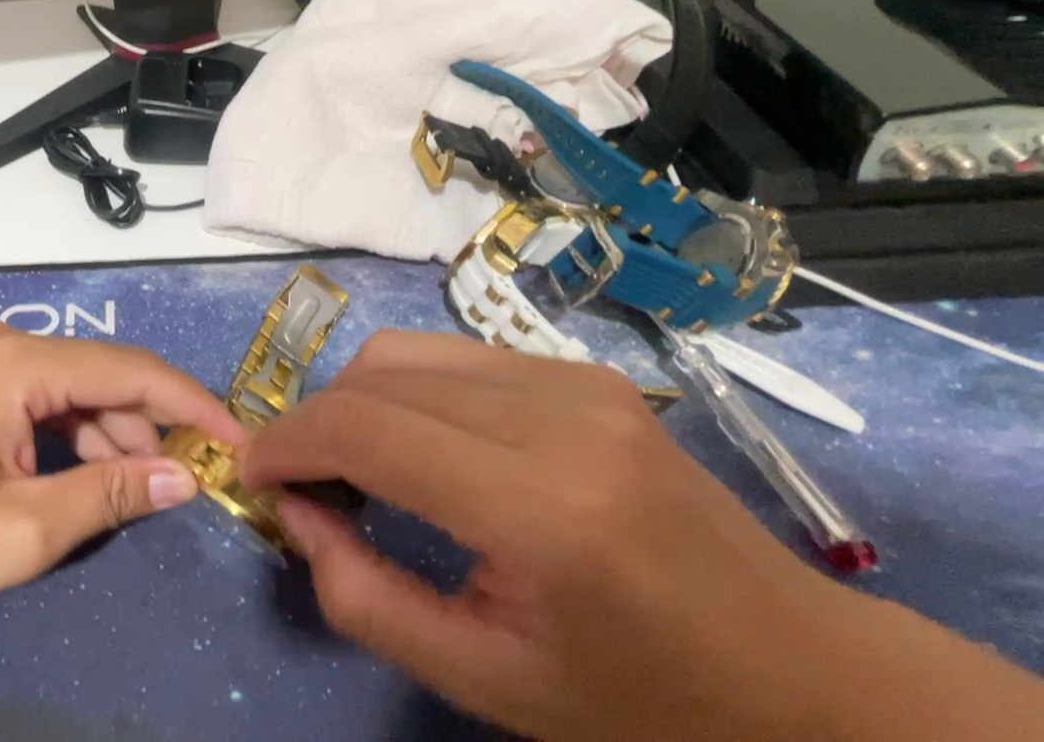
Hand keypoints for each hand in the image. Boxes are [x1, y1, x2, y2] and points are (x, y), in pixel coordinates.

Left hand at [0, 319, 245, 636]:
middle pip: (102, 374)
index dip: (190, 404)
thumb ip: (113, 494)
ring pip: (75, 389)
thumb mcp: (28, 529)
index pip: (128, 369)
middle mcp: (0, 341)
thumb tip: (186, 477)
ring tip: (134, 490)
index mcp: (14, 361)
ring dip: (112, 434)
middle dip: (149, 425)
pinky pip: (42, 399)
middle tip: (189, 479)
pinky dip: (74, 435)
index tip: (238, 440)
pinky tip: (89, 474)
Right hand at [242, 331, 1043, 741]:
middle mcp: (558, 416)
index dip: (287, 442)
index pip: (365, 428)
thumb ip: (364, 599)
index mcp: (541, 507)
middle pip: (375, 375)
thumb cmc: (641, 700)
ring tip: (355, 468)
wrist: (800, 673)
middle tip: (302, 485)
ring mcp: (576, 382)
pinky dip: (404, 393)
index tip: (253, 475)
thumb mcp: (485, 681)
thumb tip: (295, 513)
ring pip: (405, 352)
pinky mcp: (583, 373)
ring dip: (354, 402)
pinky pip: (452, 358)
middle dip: (311, 422)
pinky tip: (418, 450)